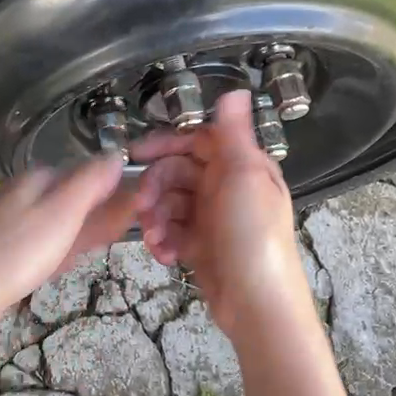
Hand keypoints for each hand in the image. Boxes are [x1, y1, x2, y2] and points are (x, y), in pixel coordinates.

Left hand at [0, 157, 137, 395]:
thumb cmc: (16, 252)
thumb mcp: (62, 213)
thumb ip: (91, 183)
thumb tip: (116, 154)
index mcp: (37, 179)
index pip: (85, 175)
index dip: (111, 193)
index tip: (134, 214)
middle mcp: (21, 194)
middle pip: (70, 200)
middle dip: (96, 216)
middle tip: (117, 234)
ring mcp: (8, 223)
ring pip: (55, 224)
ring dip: (79, 235)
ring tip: (94, 248)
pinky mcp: (0, 252)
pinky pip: (39, 246)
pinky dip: (56, 252)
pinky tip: (61, 264)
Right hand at [131, 89, 310, 343]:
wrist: (259, 306)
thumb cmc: (254, 236)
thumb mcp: (244, 177)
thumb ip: (234, 133)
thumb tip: (236, 89)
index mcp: (241, 165)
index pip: (197, 140)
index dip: (166, 143)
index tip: (136, 153)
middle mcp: (226, 187)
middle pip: (177, 173)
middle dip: (155, 188)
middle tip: (141, 207)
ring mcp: (212, 219)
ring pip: (170, 204)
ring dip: (156, 219)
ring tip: (155, 239)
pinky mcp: (201, 247)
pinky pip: (172, 233)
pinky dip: (164, 242)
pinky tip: (165, 256)